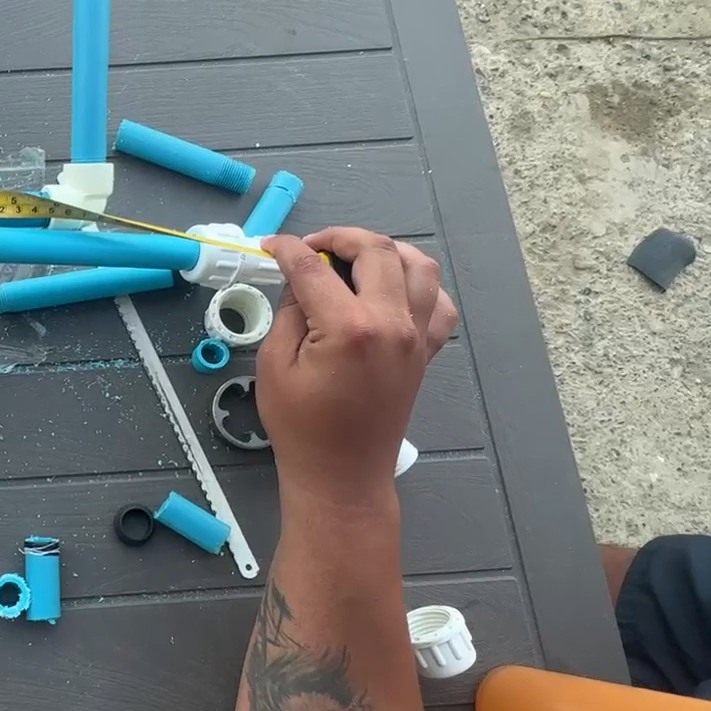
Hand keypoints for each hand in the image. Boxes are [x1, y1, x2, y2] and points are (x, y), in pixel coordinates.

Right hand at [256, 228, 457, 507]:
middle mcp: (393, 323)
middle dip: (340, 237)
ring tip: (353, 258)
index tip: (271, 246)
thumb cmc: (300, 426)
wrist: (341, 472)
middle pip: (376, 251)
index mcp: (349, 327)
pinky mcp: (427, 350)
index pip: (315, 268)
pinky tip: (391, 289)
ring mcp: (417, 336)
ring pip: (419, 265)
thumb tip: (299, 282)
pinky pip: (439, 301)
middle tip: (311, 247)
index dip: (288, 250)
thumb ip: (288, 314)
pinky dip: (418, 284)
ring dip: (384, 251)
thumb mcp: (274, 366)